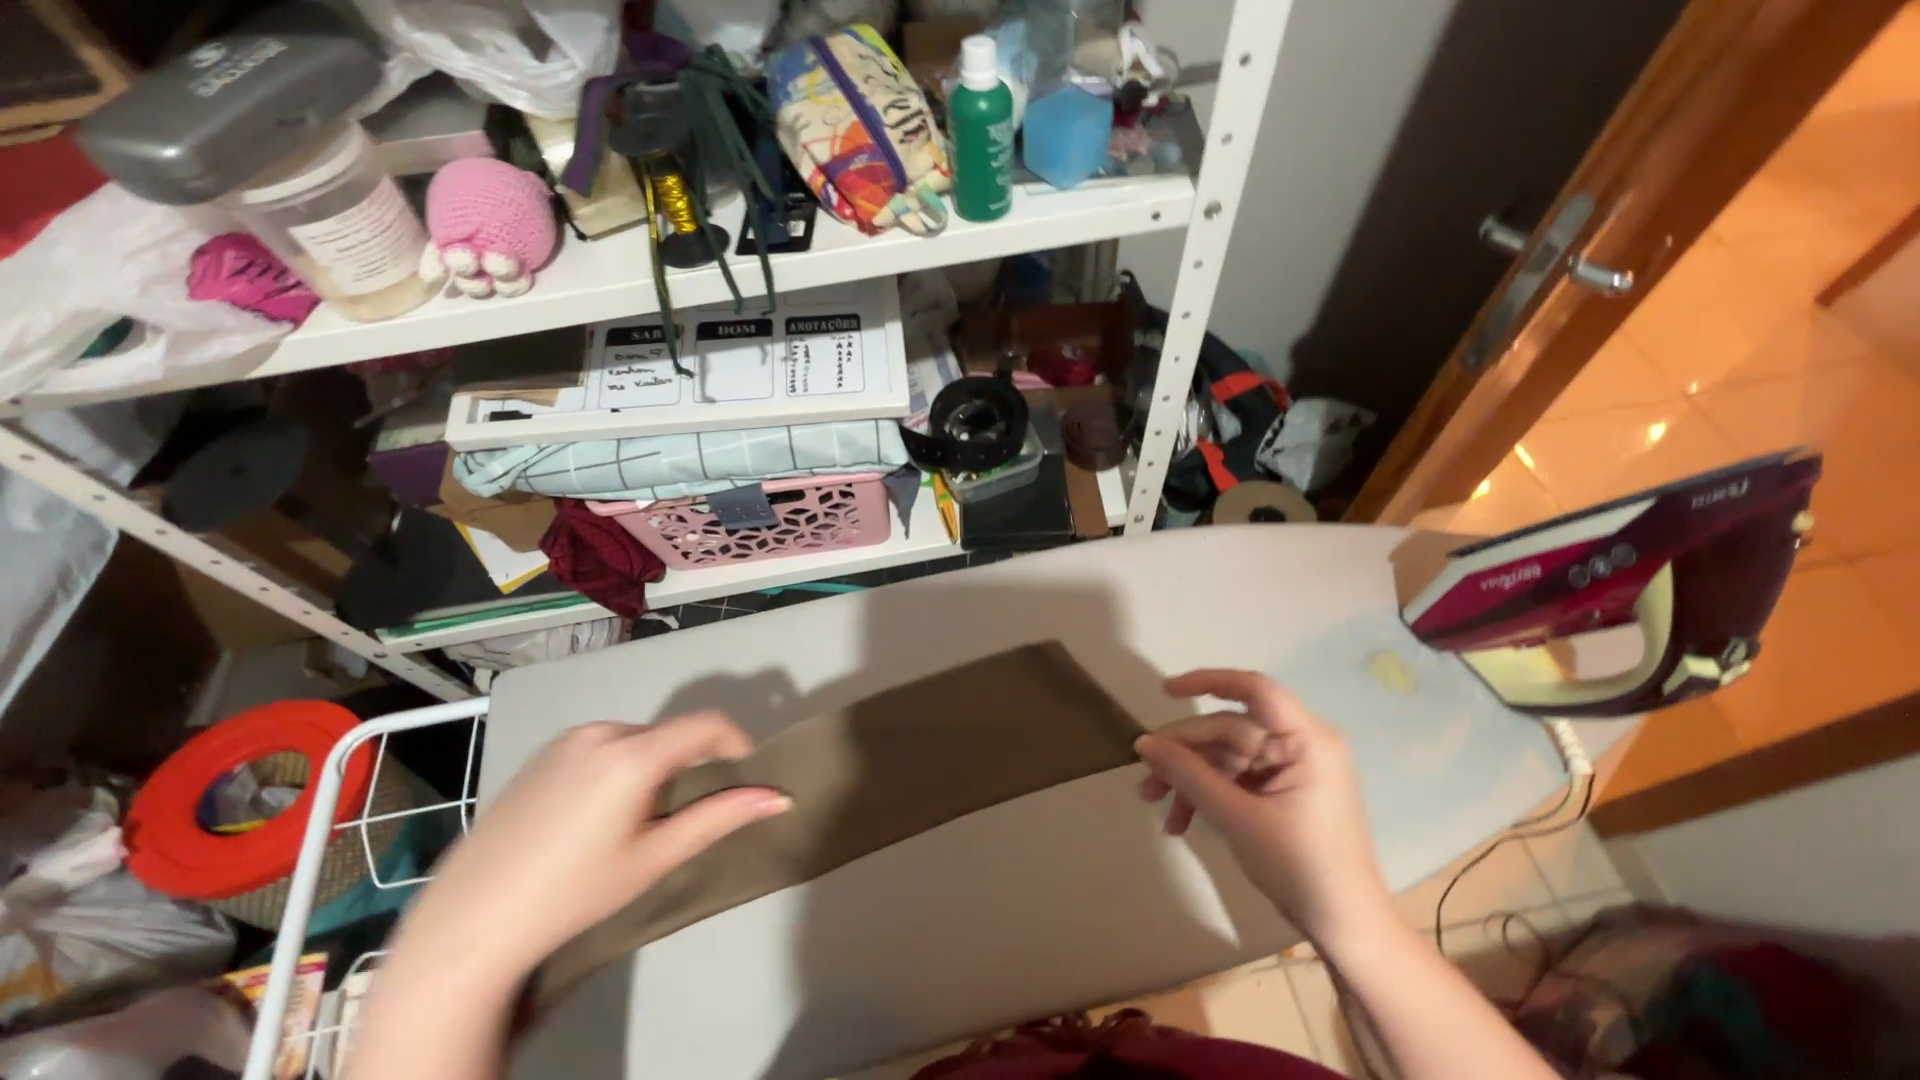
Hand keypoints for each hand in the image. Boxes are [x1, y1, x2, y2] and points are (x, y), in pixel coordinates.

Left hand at [395, 712, 789, 983]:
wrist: (473, 917)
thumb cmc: (575, 892)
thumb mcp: (655, 858)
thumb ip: (719, 818)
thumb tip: (779, 798)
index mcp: (632, 754)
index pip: (707, 724)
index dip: (736, 743)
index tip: (743, 778)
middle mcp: (600, 732)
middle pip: (669, 734)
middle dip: (690, 764)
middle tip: (683, 816)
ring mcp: (566, 739)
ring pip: (636, 740)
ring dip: (654, 766)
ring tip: (637, 822)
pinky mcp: (543, 753)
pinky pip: (602, 746)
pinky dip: (620, 767)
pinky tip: (596, 817)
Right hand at [1136, 670, 1392, 946]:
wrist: (1346, 926)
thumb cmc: (1300, 866)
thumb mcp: (1237, 818)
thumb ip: (1189, 775)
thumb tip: (1143, 743)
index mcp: (1306, 740)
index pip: (1254, 689)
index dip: (1207, 681)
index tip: (1164, 691)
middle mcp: (1300, 745)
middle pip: (1228, 729)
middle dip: (1183, 753)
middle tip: (1145, 780)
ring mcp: (1291, 769)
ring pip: (1225, 757)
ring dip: (1189, 779)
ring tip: (1155, 805)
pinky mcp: (1282, 792)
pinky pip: (1235, 779)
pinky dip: (1206, 795)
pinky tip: (1180, 822)